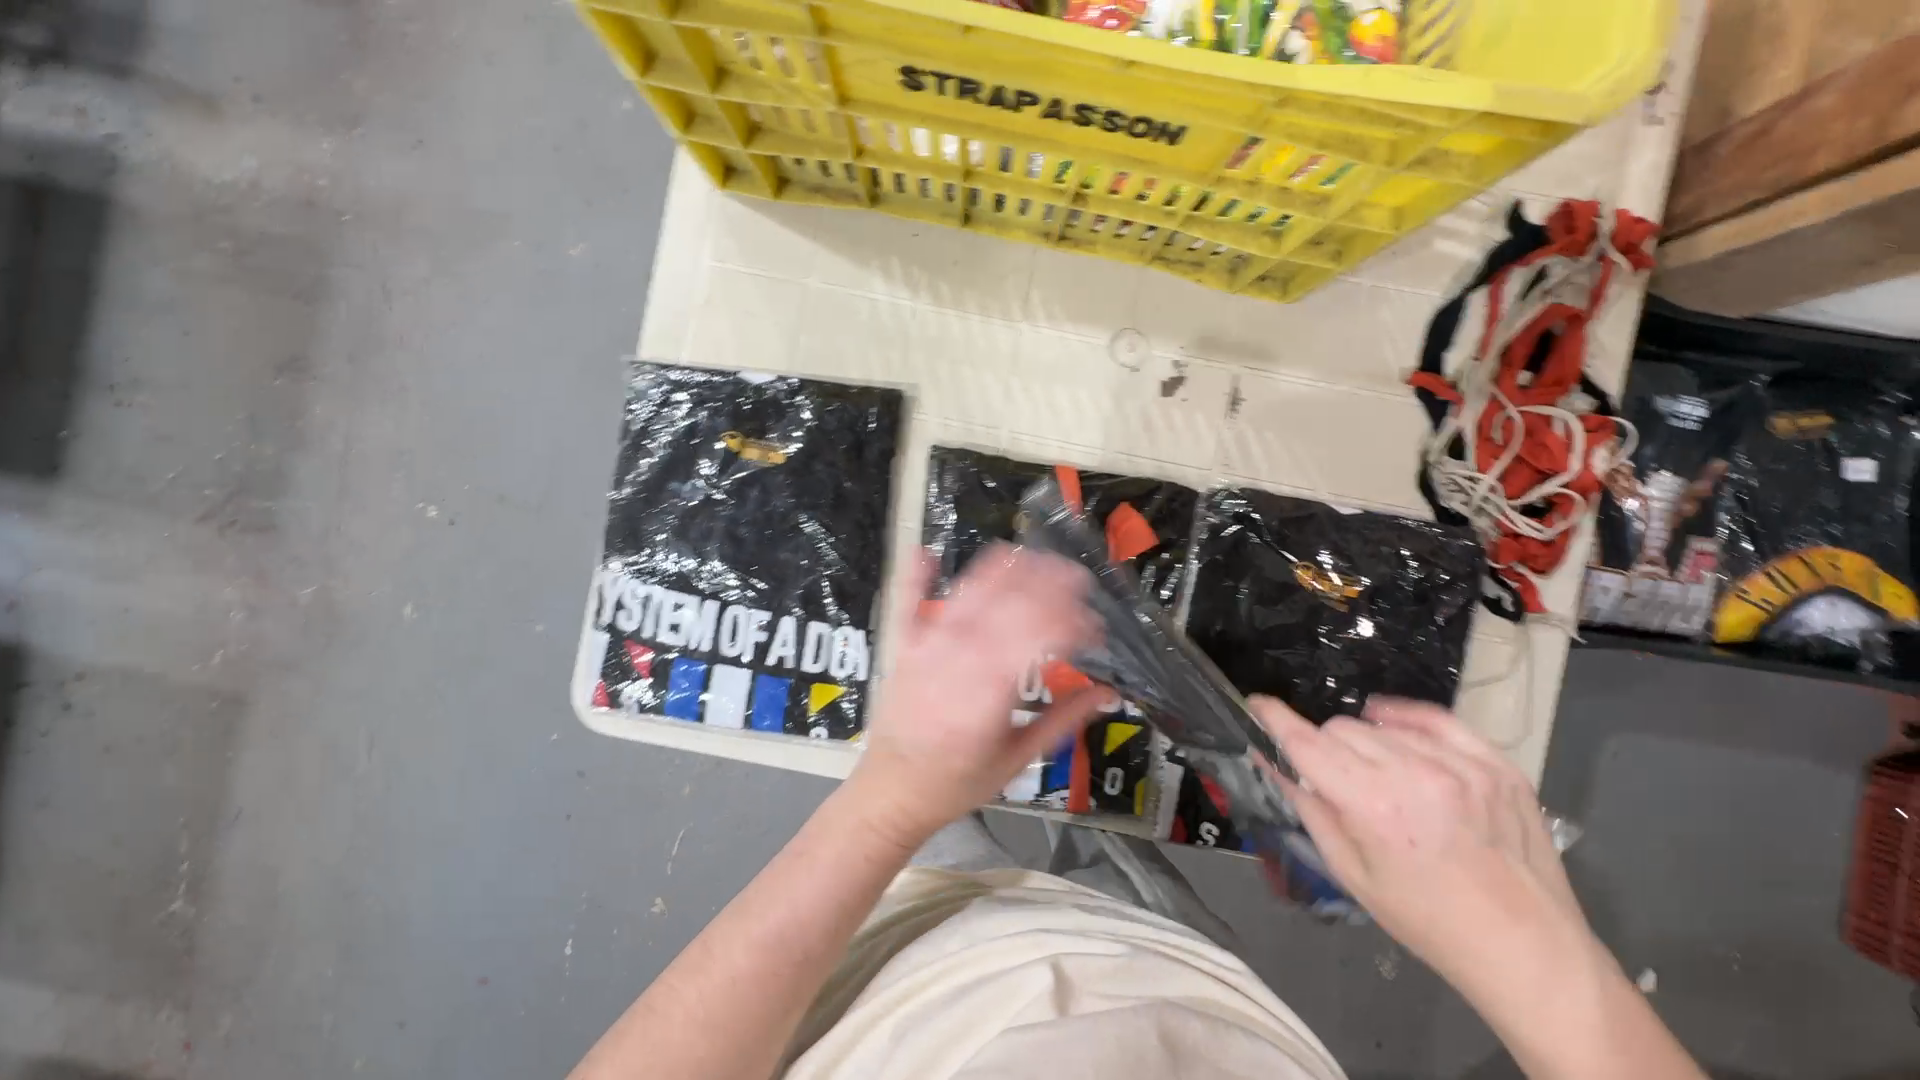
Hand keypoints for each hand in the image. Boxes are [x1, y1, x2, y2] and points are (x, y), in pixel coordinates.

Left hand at [846, 545, 1113, 847]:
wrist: (892, 793)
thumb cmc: (957, 782)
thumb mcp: (1017, 760)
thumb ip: (1062, 722)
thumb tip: (1107, 694)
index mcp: (989, 694)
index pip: (1039, 638)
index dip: (1073, 624)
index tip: (1095, 629)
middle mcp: (957, 661)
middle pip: (1007, 606)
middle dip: (1048, 586)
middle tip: (1078, 580)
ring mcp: (926, 649)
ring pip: (967, 595)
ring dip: (1001, 570)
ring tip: (1031, 557)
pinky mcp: (903, 647)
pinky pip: (907, 603)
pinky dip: (917, 576)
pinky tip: (928, 552)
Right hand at [1250, 696, 1606, 1002]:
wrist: (1525, 946)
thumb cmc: (1426, 920)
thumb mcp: (1351, 874)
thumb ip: (1310, 809)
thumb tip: (1273, 762)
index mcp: (1374, 806)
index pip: (1308, 743)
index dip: (1275, 720)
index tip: (1256, 706)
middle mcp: (1416, 773)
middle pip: (1341, 729)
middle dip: (1325, 747)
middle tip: (1333, 780)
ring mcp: (1461, 764)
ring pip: (1383, 725)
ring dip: (1367, 742)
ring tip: (1378, 776)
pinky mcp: (1495, 763)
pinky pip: (1436, 719)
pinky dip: (1406, 719)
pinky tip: (1392, 727)